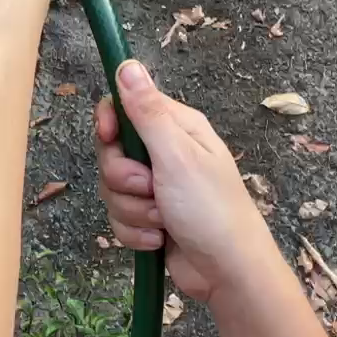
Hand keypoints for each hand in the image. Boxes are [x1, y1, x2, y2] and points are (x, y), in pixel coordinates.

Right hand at [94, 60, 278, 301]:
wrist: (228, 272)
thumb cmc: (210, 208)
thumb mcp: (177, 155)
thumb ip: (147, 111)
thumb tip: (127, 64)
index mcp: (175, 128)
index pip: (124, 107)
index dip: (109, 123)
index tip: (108, 138)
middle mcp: (164, 153)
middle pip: (112, 153)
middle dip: (123, 178)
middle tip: (149, 188)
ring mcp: (156, 188)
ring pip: (112, 190)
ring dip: (132, 210)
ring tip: (161, 220)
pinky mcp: (149, 218)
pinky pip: (120, 218)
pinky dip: (135, 232)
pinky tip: (159, 239)